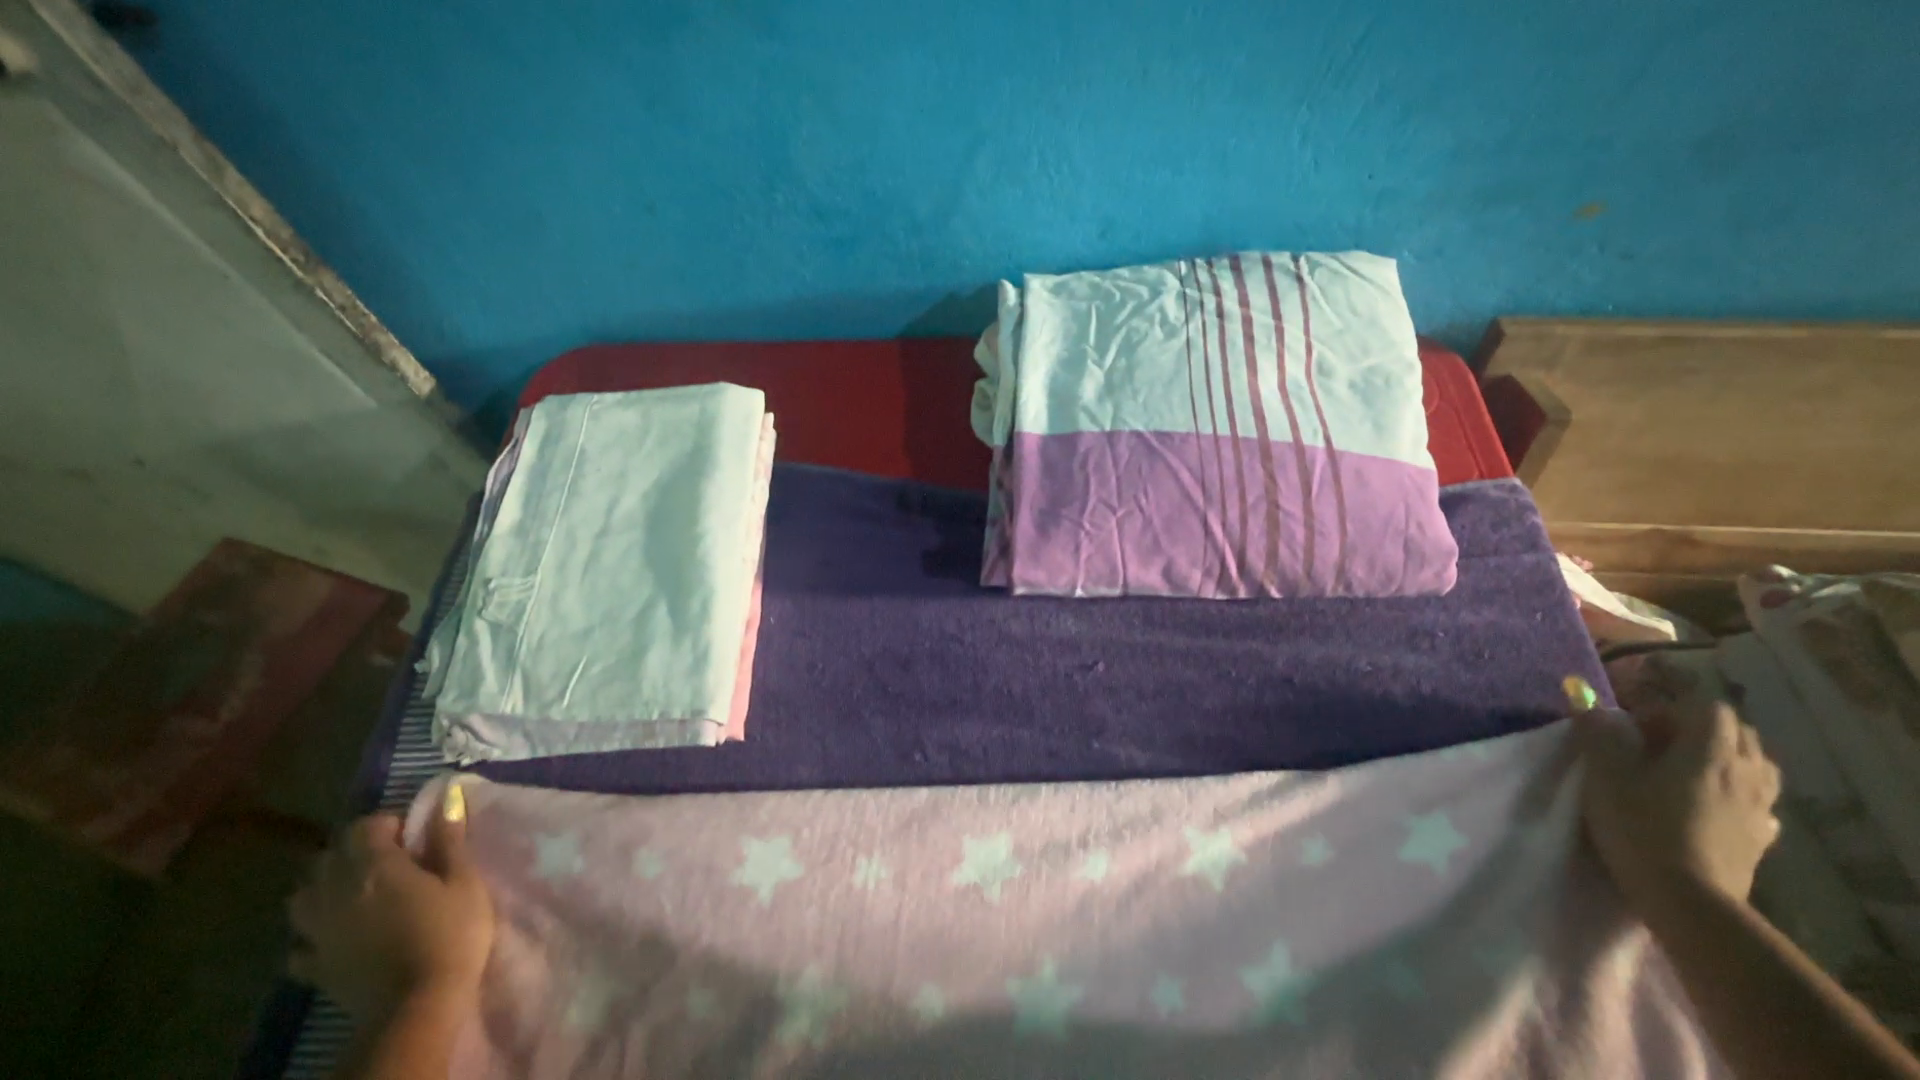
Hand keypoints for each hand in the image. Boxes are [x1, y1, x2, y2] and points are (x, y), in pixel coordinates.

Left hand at [288, 792, 494, 1022]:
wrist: (418, 1004)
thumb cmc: (450, 934)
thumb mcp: (464, 882)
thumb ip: (450, 841)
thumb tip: (446, 801)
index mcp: (376, 866)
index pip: (366, 826)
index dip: (388, 824)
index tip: (413, 837)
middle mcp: (337, 891)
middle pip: (329, 856)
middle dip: (353, 851)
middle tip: (387, 862)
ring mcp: (319, 931)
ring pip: (302, 896)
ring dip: (323, 888)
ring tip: (352, 896)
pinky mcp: (314, 965)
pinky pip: (299, 943)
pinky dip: (312, 936)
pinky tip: (333, 939)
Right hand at [1575, 694, 1782, 908]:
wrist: (1688, 902)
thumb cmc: (1642, 830)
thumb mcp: (1605, 778)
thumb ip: (1598, 735)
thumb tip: (1585, 701)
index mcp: (1710, 750)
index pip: (1706, 705)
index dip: (1670, 706)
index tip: (1637, 726)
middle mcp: (1745, 771)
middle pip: (1736, 730)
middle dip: (1698, 728)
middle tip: (1658, 745)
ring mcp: (1761, 806)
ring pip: (1754, 763)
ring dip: (1724, 758)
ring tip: (1688, 773)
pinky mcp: (1762, 837)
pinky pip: (1758, 800)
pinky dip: (1738, 792)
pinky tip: (1715, 807)